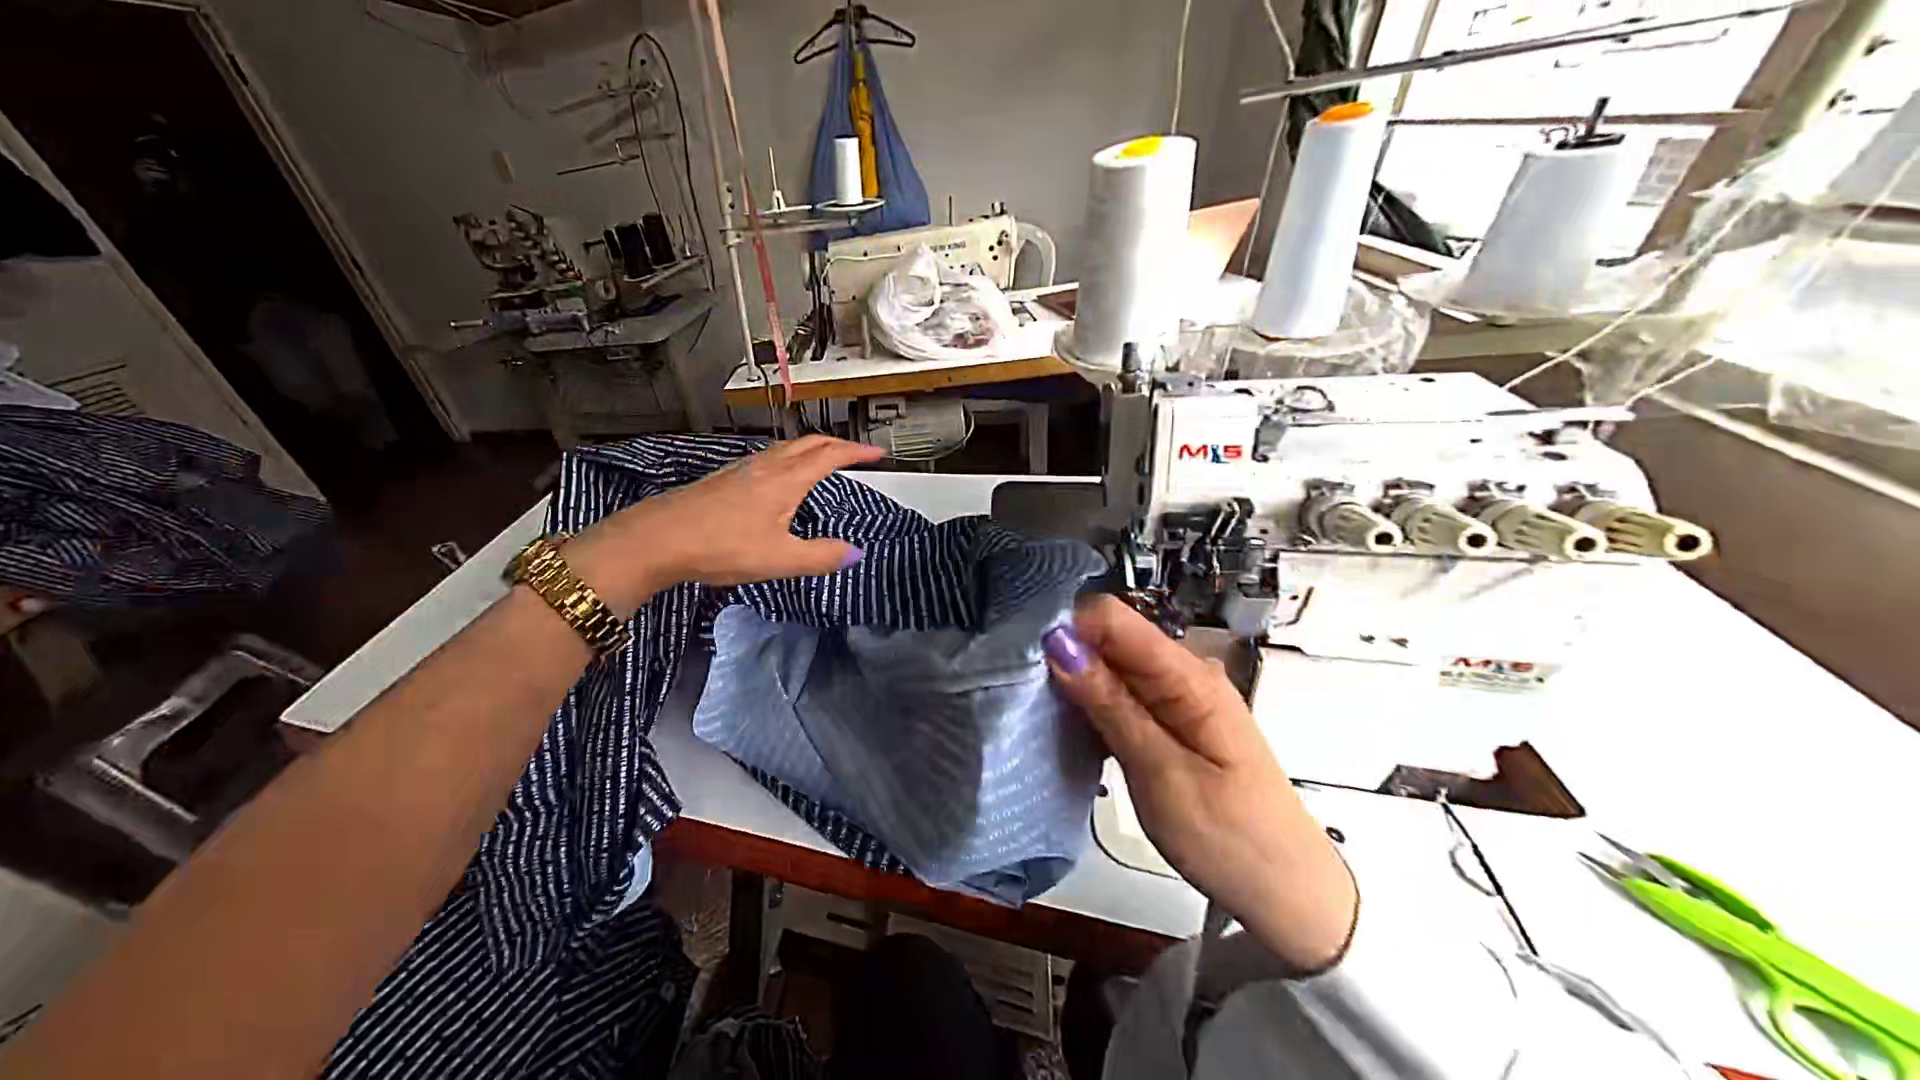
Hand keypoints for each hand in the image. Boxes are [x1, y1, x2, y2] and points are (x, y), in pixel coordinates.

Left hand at [564, 436, 885, 614]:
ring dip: (811, 449)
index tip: (876, 453)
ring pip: (785, 449)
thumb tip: (855, 553)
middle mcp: (766, 466)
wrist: (658, 538)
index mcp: (786, 480)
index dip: (856, 452)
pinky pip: (767, 458)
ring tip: (823, 461)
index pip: (830, 455)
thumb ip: (822, 556)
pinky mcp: (723, 479)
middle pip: (808, 444)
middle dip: (836, 444)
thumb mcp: (780, 559)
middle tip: (855, 453)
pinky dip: (788, 459)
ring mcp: (741, 470)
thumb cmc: (721, 546)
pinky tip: (779, 479)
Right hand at [1044, 595, 1357, 972]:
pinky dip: (1096, 709)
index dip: (1069, 631)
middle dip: (1068, 659)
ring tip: (1050, 721)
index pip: (1113, 617)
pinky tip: (1080, 735)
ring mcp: (1180, 698)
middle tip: (1035, 703)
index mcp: (1188, 677)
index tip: (1032, 667)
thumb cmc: (1230, 838)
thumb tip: (1061, 644)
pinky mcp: (1174, 721)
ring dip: (1079, 686)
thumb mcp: (1160, 773)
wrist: (1287, 893)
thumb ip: (1111, 705)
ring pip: (1113, 668)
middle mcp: (1184, 674)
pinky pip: (1124, 696)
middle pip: (1111, 639)